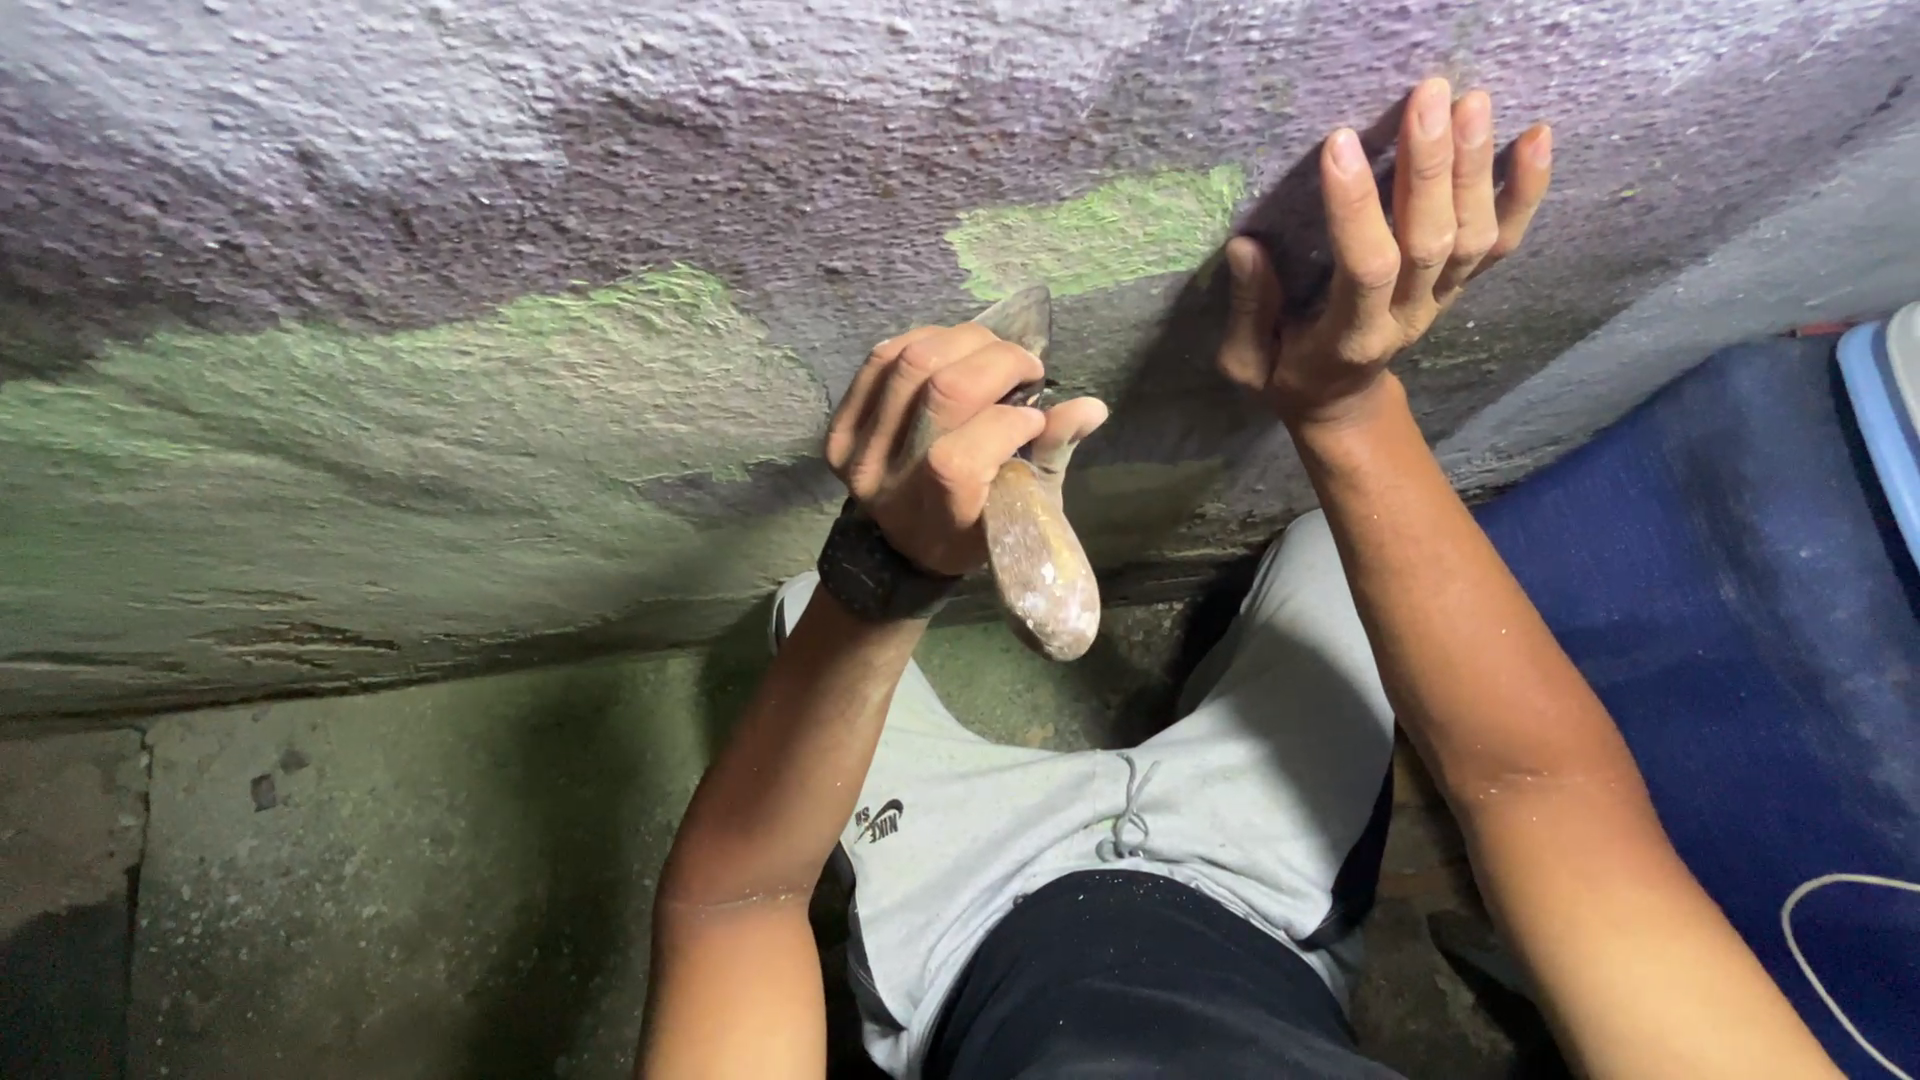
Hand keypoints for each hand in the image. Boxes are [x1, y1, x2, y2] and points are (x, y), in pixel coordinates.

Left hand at [825, 324, 1109, 575]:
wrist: (898, 547)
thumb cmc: (972, 530)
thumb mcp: (1022, 507)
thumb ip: (1051, 455)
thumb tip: (1092, 406)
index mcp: (937, 515)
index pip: (964, 454)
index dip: (1012, 421)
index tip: (1035, 418)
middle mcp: (889, 482)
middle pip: (942, 391)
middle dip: (998, 361)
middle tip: (1025, 366)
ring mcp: (857, 453)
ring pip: (912, 363)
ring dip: (964, 341)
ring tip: (992, 352)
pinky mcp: (840, 428)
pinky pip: (880, 359)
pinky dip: (924, 339)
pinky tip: (952, 348)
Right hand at [1218, 78, 1552, 426]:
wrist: (1341, 404)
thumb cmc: (1285, 379)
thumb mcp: (1247, 362)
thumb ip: (1248, 311)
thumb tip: (1245, 247)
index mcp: (1351, 338)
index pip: (1367, 267)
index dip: (1356, 207)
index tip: (1338, 145)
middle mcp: (1407, 317)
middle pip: (1431, 240)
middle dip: (1430, 167)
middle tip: (1426, 98)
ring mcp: (1439, 300)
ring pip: (1473, 233)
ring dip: (1474, 166)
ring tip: (1470, 101)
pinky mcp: (1456, 286)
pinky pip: (1504, 241)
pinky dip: (1527, 190)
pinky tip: (1537, 136)